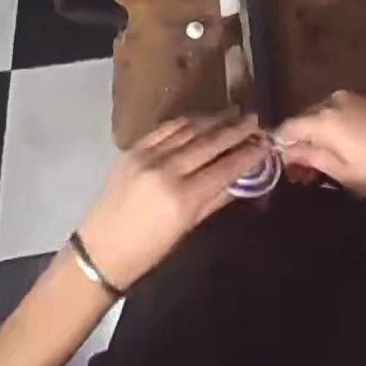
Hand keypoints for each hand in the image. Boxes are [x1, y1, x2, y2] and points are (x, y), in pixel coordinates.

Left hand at [74, 115, 267, 289]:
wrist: (100, 251)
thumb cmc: (148, 251)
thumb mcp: (187, 229)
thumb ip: (216, 199)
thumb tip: (242, 179)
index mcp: (183, 198)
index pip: (225, 168)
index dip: (248, 154)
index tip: (265, 143)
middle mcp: (167, 170)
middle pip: (210, 143)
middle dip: (236, 130)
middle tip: (254, 120)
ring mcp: (147, 156)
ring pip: (188, 130)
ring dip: (214, 120)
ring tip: (233, 114)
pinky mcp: (132, 149)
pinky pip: (165, 128)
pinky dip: (186, 122)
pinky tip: (200, 120)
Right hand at [277, 91, 365, 200]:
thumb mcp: (344, 173)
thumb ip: (312, 158)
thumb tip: (288, 151)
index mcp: (323, 119)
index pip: (288, 128)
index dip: (281, 147)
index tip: (284, 168)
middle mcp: (333, 102)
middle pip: (304, 120)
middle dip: (299, 144)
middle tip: (302, 174)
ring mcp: (352, 100)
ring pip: (321, 117)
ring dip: (316, 138)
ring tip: (322, 166)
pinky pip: (338, 115)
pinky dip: (333, 131)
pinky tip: (341, 151)